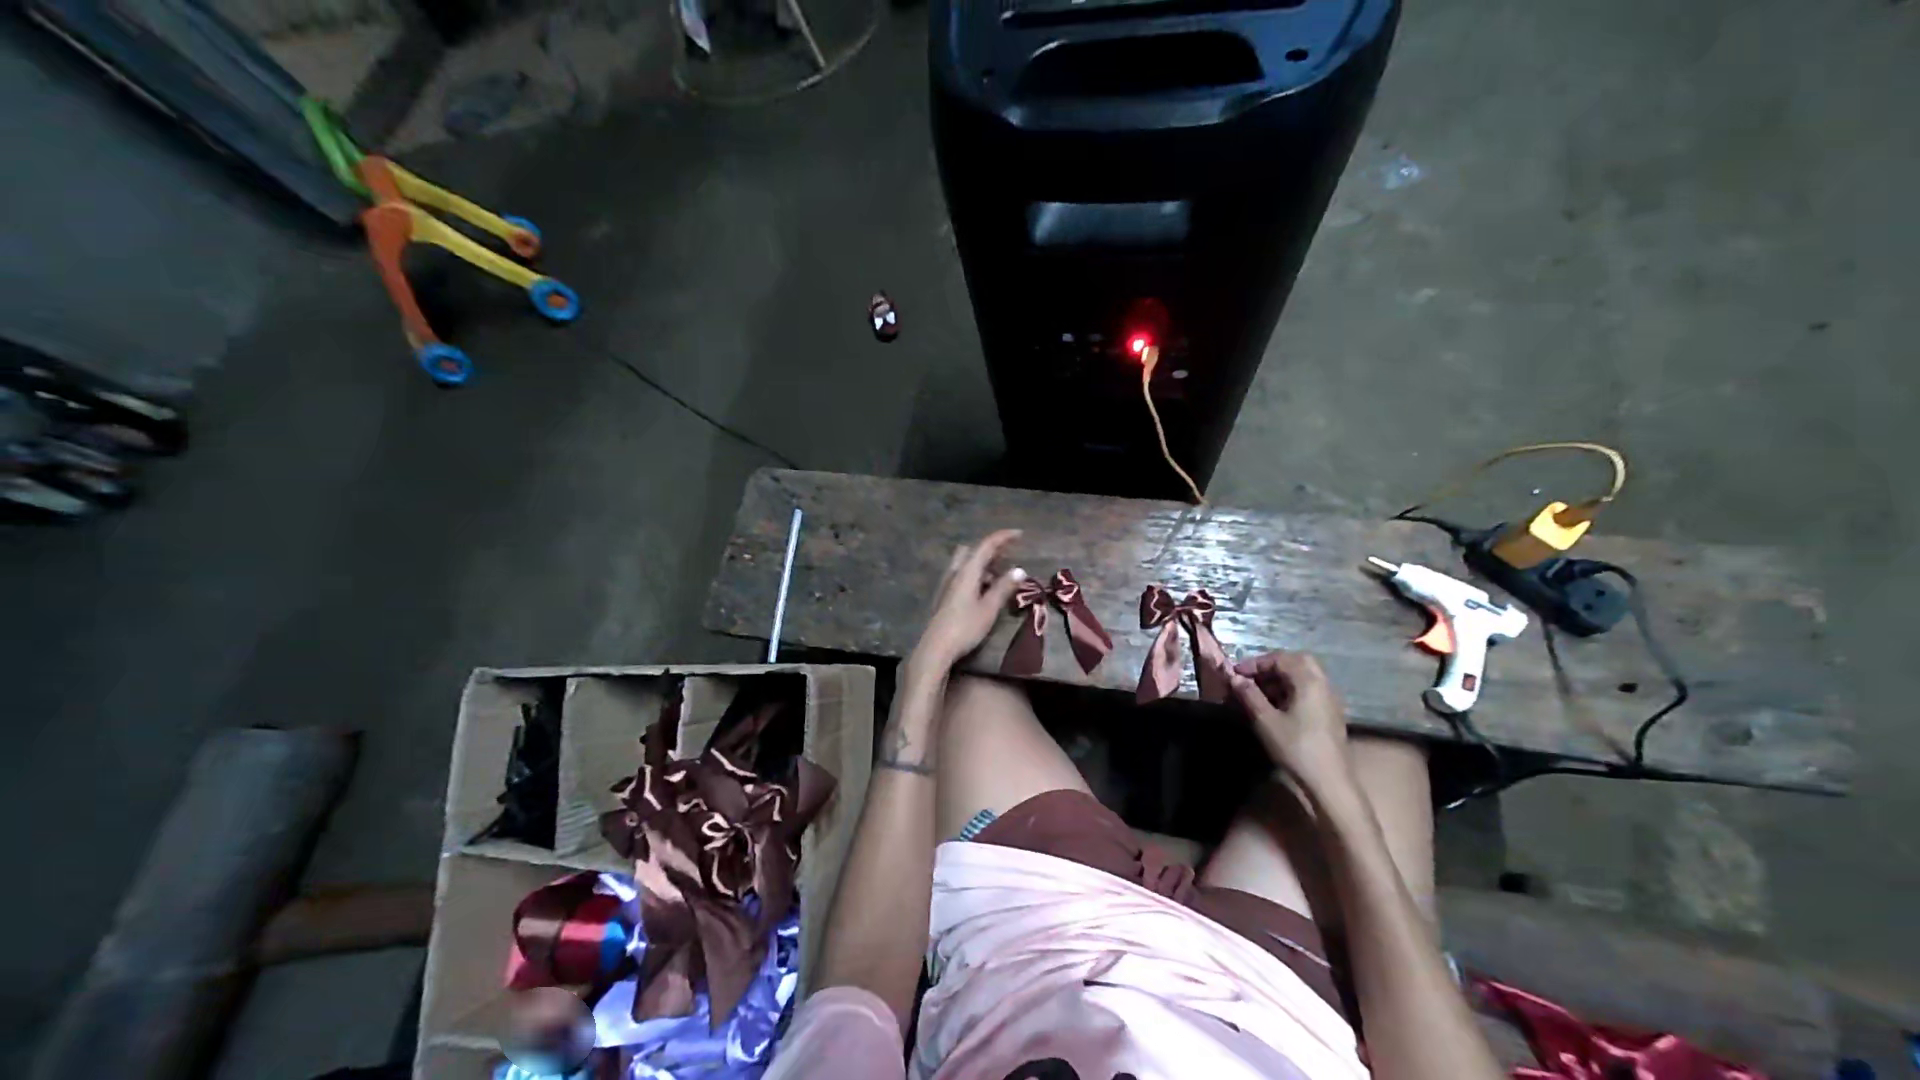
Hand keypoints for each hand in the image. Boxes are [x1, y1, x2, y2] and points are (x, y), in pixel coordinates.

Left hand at [907, 529, 1024, 673]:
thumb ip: (1004, 588)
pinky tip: (983, 592)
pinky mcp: (943, 596)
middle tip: (1007, 557)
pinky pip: (961, 576)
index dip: (1003, 537)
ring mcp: (946, 584)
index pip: (986, 545)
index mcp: (967, 571)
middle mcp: (954, 572)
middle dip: (990, 550)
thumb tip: (1019, 570)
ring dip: (983, 565)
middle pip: (972, 550)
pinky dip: (975, 576)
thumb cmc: (964, 627)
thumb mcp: (989, 608)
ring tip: (999, 579)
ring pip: (965, 564)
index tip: (1019, 534)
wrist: (935, 648)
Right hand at [1228, 651, 1354, 793]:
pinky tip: (1276, 706)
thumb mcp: (1265, 721)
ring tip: (1259, 692)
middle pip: (1297, 661)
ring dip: (1281, 677)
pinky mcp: (1331, 713)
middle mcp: (1323, 684)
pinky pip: (1310, 689)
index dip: (1255, 663)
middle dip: (1271, 666)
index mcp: (1309, 681)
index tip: (1235, 674)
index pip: (1280, 659)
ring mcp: (1330, 699)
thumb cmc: (1296, 748)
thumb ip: (1249, 695)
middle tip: (1251, 678)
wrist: (1330, 782)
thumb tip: (1234, 678)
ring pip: (1305, 675)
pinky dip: (1291, 688)